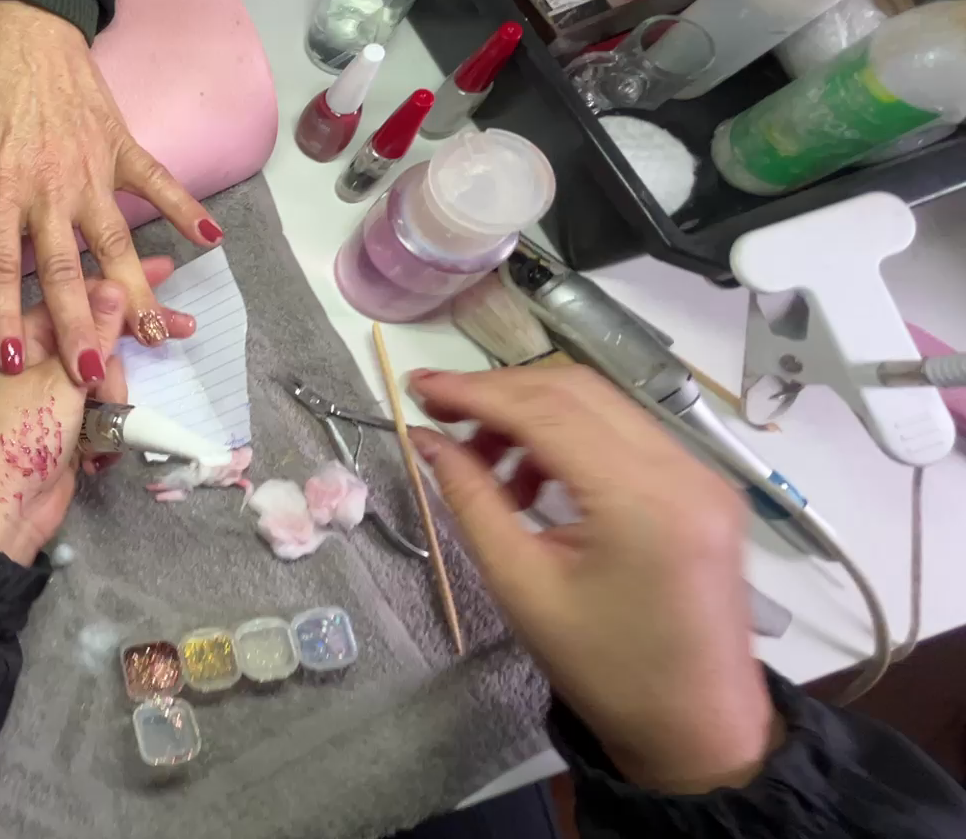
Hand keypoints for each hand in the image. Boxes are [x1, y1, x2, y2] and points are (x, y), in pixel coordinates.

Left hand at [0, 0, 219, 386]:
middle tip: (94, 374)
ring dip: (135, 288)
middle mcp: (51, 187)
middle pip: (64, 268)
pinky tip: (211, 239)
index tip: (14, 360)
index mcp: (1, 186)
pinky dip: (184, 206)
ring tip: (160, 333)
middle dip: (77, 324)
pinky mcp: (120, 144)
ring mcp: (92, 168)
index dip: (3, 314)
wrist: (24, 17)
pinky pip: (156, 180)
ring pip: (116, 239)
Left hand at [0, 258, 174, 564]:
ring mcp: (54, 393)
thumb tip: (113, 281)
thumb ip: (92, 334)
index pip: (79, 297)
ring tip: (106, 427)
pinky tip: (103, 451)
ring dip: (115, 399)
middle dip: (132, 345)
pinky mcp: (68, 426)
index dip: (122, 285)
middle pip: (98, 337)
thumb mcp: (60, 381)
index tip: (166, 272)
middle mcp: (40, 357)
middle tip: (183, 329)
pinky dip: (108, 428)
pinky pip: (102, 412)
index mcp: (26, 335)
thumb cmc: (21, 436)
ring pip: (106, 377)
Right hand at [405, 366, 780, 793]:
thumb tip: (423, 437)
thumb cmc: (602, 664)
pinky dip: (557, 434)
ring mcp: (698, 474)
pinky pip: (615, 430)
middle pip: (573, 390)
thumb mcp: (517, 580)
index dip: (472, 390)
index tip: (414, 387)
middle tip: (436, 410)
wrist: (699, 727)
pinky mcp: (696, 484)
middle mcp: (682, 471)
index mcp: (642, 500)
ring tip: (478, 455)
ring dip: (524, 411)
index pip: (545, 411)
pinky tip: (526, 477)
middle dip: (494, 391)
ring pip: (594, 403)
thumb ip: (468, 496)